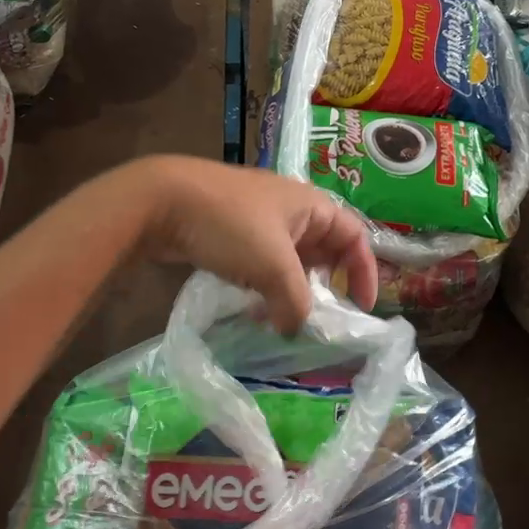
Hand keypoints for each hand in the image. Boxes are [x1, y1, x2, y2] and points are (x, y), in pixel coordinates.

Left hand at [123, 156, 378, 332]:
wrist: (163, 201)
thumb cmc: (229, 224)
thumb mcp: (272, 266)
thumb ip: (295, 302)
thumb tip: (296, 327)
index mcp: (311, 205)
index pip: (355, 236)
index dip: (365, 270)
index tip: (361, 308)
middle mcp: (291, 208)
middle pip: (324, 248)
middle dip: (327, 284)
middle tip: (324, 320)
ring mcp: (259, 218)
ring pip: (290, 258)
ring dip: (292, 289)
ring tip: (286, 320)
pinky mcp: (232, 231)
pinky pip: (262, 262)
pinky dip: (264, 285)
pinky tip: (252, 308)